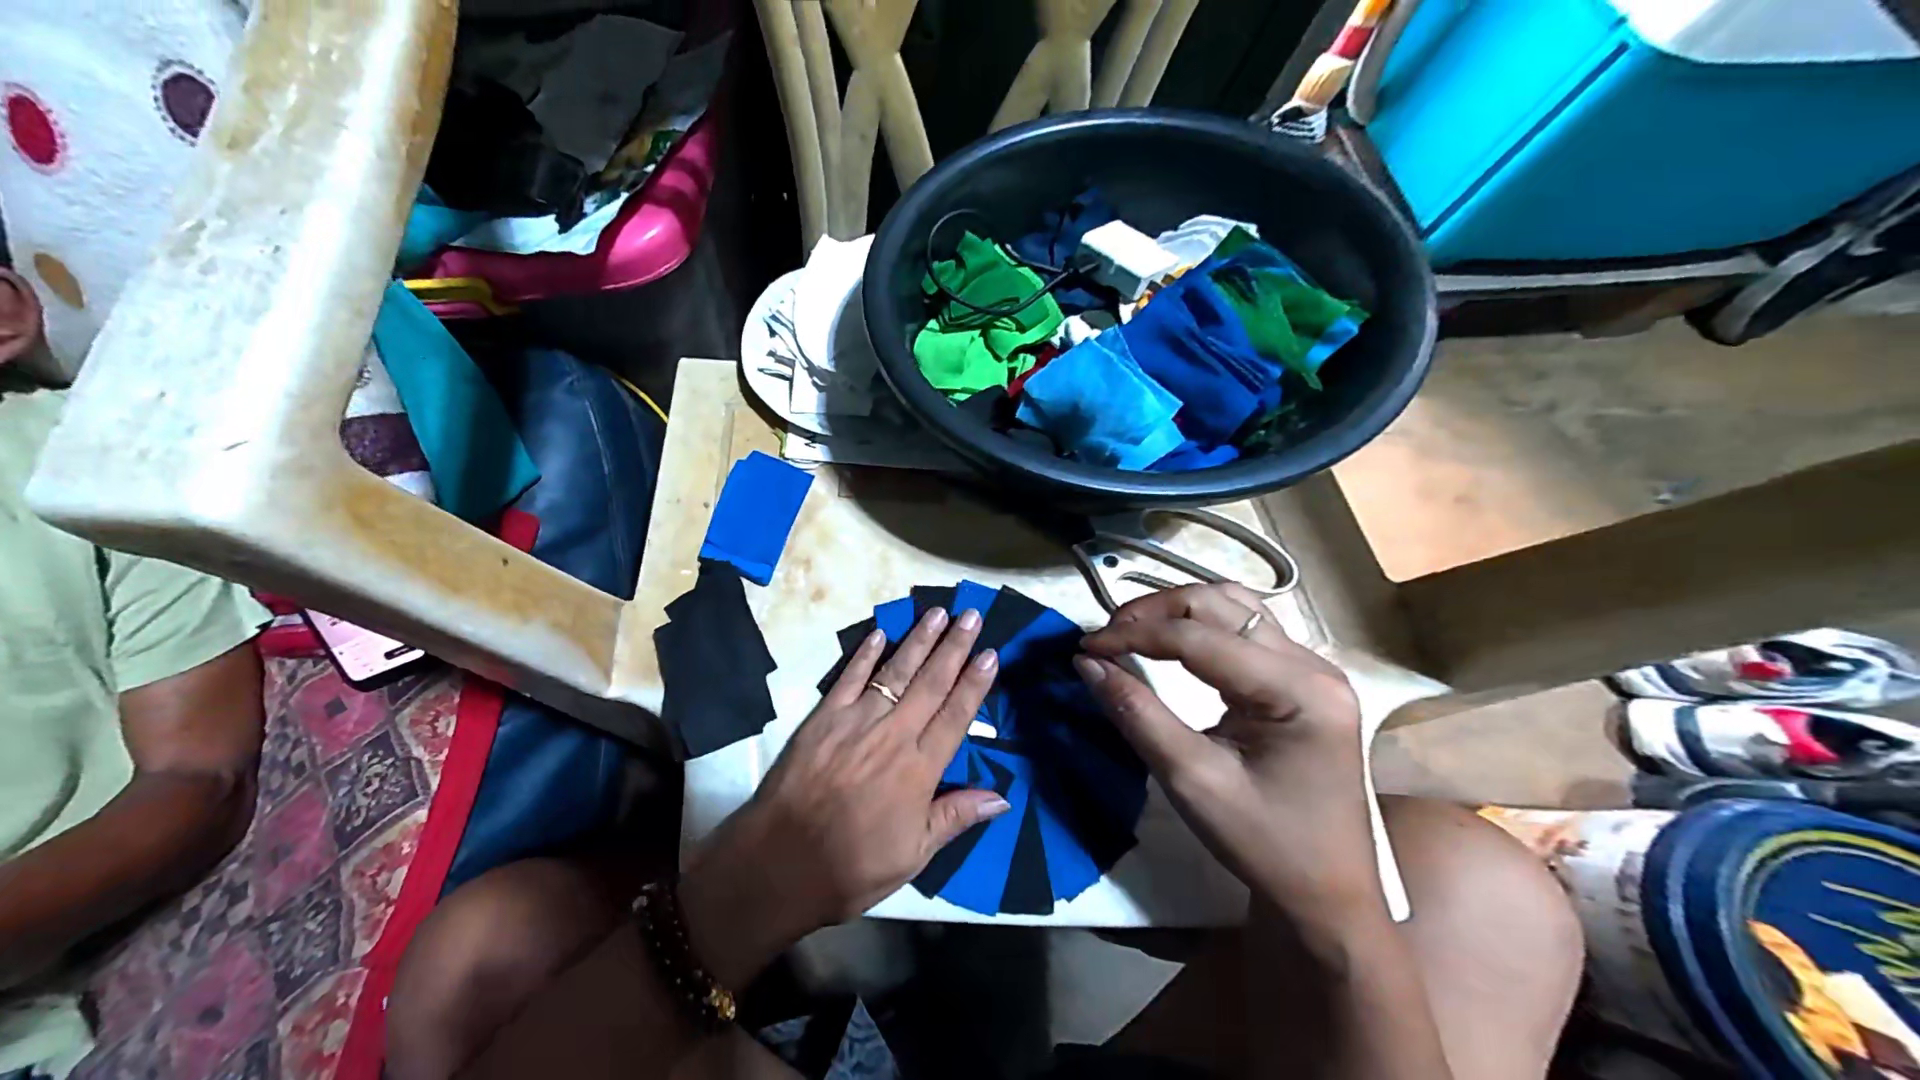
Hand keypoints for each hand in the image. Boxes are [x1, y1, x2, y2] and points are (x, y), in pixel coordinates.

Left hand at [679, 607, 1008, 987]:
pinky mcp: (823, 719)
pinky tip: (881, 633)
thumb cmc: (851, 866)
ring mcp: (856, 722)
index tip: (990, 653)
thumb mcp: (913, 856)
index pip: (955, 715)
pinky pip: (849, 678)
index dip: (975, 683)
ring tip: (938, 613)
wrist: (778, 862)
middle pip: (931, 683)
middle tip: (972, 615)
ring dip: (919, 640)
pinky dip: (865, 654)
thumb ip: (955, 817)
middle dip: (954, 646)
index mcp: (919, 770)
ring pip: (895, 672)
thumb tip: (1002, 798)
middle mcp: (893, 735)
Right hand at [1075, 584, 1382, 930]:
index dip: (1135, 635)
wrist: (1326, 893)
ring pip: (1234, 607)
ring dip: (1177, 611)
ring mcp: (1314, 668)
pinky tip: (1171, 643)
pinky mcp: (1303, 679)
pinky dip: (1200, 626)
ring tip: (1131, 633)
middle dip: (1154, 613)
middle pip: (1220, 605)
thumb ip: (1137, 714)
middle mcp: (1314, 665)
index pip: (1200, 638)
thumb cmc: (1263, 843)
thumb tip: (1087, 663)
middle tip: (1106, 638)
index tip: (1085, 647)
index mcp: (1299, 690)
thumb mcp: (1191, 780)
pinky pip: (1246, 629)